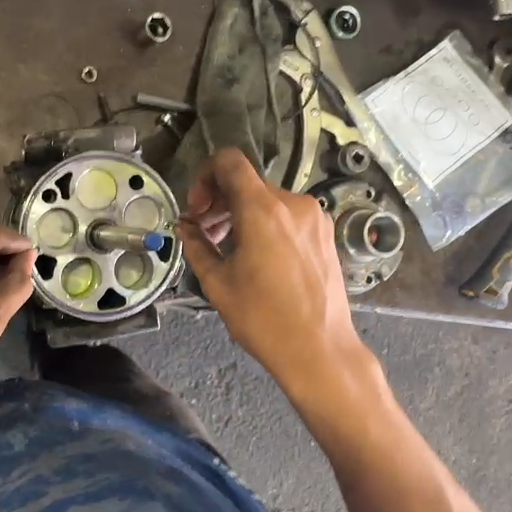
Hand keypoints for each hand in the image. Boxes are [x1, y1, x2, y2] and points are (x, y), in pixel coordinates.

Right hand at [177, 148, 372, 402]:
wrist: (319, 349)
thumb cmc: (264, 319)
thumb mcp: (217, 282)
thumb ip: (197, 246)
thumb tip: (186, 228)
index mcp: (262, 209)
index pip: (229, 161)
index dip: (205, 176)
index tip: (198, 208)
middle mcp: (293, 204)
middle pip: (248, 184)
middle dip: (220, 203)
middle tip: (204, 234)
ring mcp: (314, 218)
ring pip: (268, 201)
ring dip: (242, 216)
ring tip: (229, 250)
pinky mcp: (325, 234)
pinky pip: (288, 217)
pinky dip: (266, 226)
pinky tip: (258, 258)